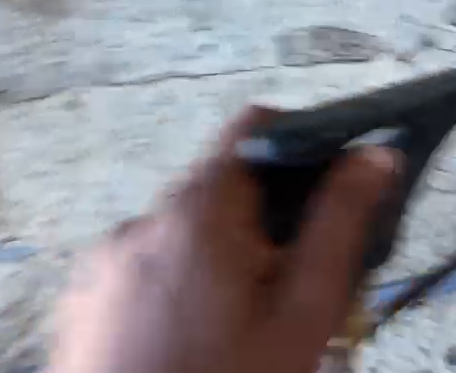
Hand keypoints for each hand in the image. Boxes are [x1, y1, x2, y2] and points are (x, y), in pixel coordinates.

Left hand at [49, 107, 399, 372]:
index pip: (255, 127)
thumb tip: (378, 151)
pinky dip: (182, 272)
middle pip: (225, 179)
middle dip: (270, 209)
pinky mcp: (77, 304)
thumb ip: (343, 218)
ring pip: (188, 223)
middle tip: (297, 269)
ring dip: (225, 244)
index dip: (303, 138)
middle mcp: (139, 223)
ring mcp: (99, 266)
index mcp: (197, 210)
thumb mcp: (306, 305)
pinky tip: (196, 328)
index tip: (329, 182)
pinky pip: (148, 259)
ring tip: (247, 310)